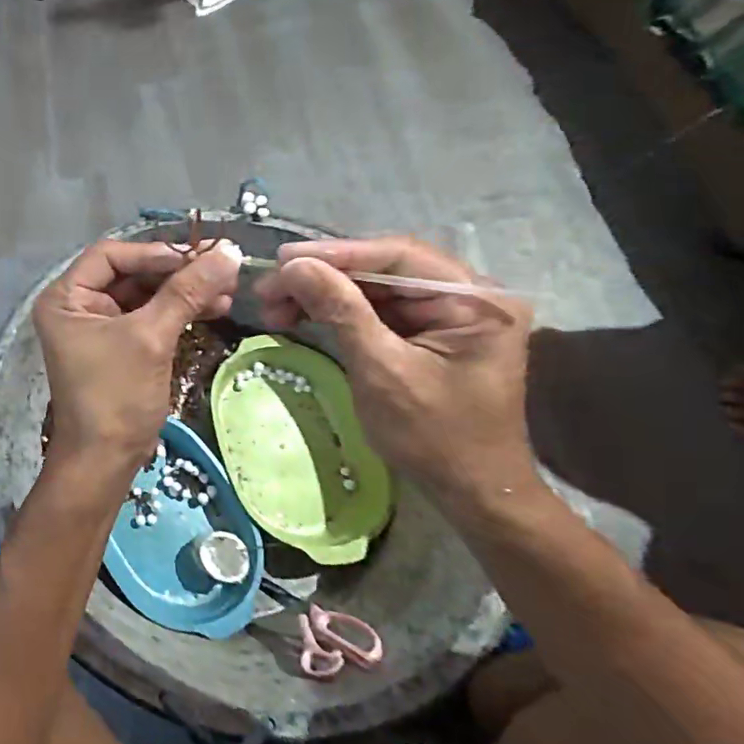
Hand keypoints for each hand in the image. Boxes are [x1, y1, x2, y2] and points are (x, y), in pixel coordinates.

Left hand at [33, 239, 239, 468]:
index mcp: (65, 298)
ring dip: (184, 291)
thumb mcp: (150, 337)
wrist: (105, 459)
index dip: (155, 252)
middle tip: (223, 268)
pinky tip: (215, 309)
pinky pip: (149, 317)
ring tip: (228, 290)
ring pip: (144, 295)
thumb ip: (186, 292)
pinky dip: (178, 312)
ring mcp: (97, 327)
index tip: (199, 256)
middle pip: (130, 273)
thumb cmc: (116, 395)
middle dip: (176, 272)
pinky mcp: (118, 346)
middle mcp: (76, 306)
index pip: (110, 255)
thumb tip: (230, 252)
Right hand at [254, 237, 535, 503]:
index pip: (398, 257)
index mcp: (475, 299)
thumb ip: (340, 311)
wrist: (470, 489)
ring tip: (272, 306)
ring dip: (320, 295)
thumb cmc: (434, 435)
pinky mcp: (424, 332)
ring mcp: (444, 314)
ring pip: (371, 288)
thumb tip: (294, 266)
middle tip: (268, 289)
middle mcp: (465, 295)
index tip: (282, 260)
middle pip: (382, 269)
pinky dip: (334, 313)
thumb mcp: (381, 369)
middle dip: (321, 277)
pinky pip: (373, 310)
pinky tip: (297, 316)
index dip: (337, 253)